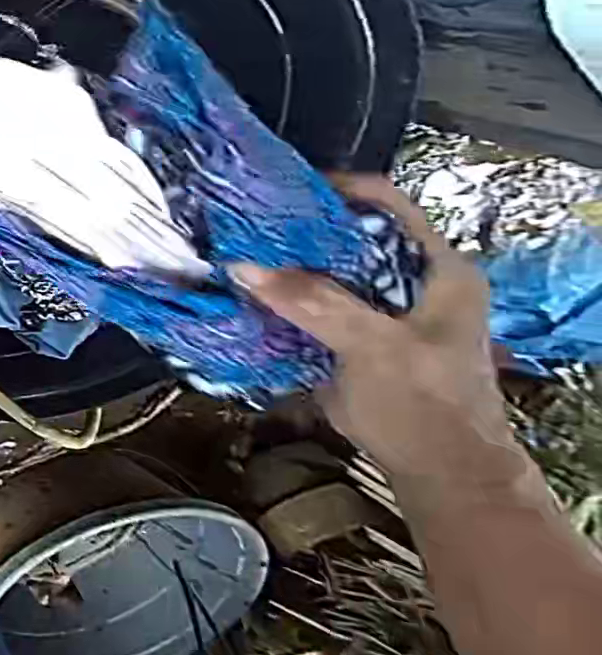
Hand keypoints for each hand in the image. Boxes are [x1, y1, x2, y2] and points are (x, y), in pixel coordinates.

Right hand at [229, 174, 509, 475]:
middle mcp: (399, 275)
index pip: (383, 204)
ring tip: (220, 246)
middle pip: (336, 230)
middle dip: (284, 224)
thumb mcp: (377, 349)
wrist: (434, 467)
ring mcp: (366, 300)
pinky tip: (231, 283)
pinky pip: (294, 292)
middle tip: (231, 219)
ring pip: (310, 262)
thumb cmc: (426, 405)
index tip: (270, 189)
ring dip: (269, 257)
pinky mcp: (336, 322)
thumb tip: (240, 266)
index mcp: (433, 268)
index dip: (331, 188)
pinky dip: (264, 286)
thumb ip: (315, 304)